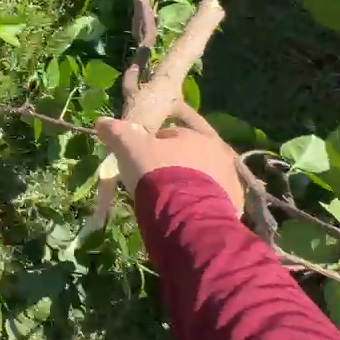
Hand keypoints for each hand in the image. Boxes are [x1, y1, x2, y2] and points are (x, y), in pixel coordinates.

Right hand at [94, 117, 244, 214]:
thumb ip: (117, 131)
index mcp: (200, 136)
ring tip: (164, 196)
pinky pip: (210, 199)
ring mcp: (232, 183)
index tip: (139, 156)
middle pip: (188, 155)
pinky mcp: (235, 208)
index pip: (170, 133)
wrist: (186, 217)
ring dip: (185, 183)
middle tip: (151, 176)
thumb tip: (103, 122)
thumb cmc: (158, 173)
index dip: (151, 143)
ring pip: (201, 177)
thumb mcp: (129, 146)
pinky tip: (180, 210)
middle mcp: (222, 156)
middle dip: (172, 163)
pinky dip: (196, 202)